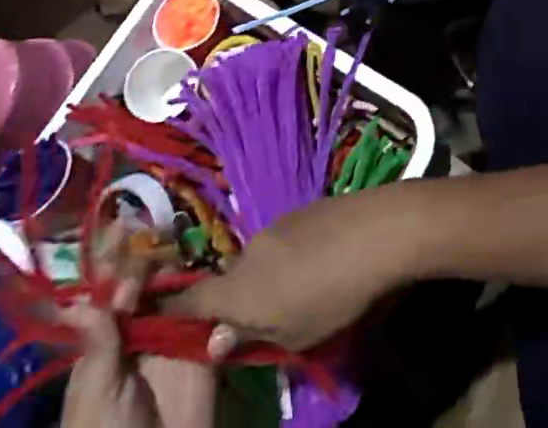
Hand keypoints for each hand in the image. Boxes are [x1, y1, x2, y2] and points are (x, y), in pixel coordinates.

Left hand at [62, 227, 226, 427]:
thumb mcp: (94, 393)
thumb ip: (99, 344)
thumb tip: (82, 299)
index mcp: (105, 340)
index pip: (108, 291)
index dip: (114, 259)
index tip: (123, 225)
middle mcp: (139, 330)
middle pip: (146, 282)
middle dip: (150, 253)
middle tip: (158, 226)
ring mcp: (175, 334)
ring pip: (179, 288)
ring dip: (181, 263)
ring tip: (183, 237)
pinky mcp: (209, 341)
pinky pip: (212, 307)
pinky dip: (214, 284)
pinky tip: (215, 263)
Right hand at [165, 188, 414, 352]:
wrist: (380, 230)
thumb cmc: (334, 294)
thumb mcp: (294, 336)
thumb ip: (250, 337)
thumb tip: (216, 339)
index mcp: (236, 288)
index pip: (191, 300)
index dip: (176, 310)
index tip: (167, 315)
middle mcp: (249, 250)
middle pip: (231, 277)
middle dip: (241, 296)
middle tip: (266, 313)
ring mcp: (279, 224)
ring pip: (262, 256)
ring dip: (272, 273)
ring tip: (304, 286)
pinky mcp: (307, 208)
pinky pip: (288, 238)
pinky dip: (295, 252)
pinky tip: (324, 260)